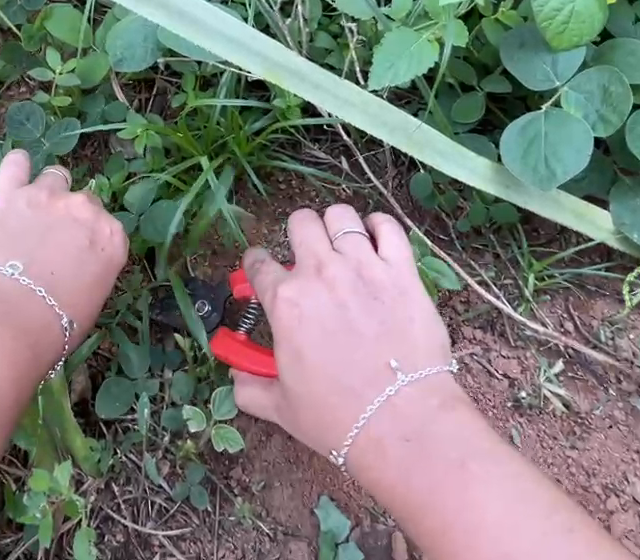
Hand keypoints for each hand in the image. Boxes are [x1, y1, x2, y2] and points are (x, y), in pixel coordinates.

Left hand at [0, 151, 127, 368]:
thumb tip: (77, 269)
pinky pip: (16, 164)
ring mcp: (47, 196)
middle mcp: (85, 210)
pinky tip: (15, 170)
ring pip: (56, 176)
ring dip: (48, 191)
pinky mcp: (9, 194)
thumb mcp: (89, 304)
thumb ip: (92, 272)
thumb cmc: (51, 329)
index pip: (108, 229)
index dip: (90, 242)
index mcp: (112, 239)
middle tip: (51, 242)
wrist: (3, 323)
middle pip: (84, 201)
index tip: (77, 255)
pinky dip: (17, 165)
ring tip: (33, 211)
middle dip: (71, 218)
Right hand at [231, 206, 469, 471]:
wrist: (403, 425)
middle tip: (308, 255)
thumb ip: (250, 387)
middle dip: (299, 234)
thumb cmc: (339, 419)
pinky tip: (376, 240)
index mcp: (285, 301)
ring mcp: (363, 267)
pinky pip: (388, 227)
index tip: (262, 270)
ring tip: (342, 244)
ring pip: (341, 215)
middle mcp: (320, 273)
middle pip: (300, 221)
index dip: (256, 264)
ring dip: (337, 226)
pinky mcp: (401, 271)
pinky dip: (379, 227)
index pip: (257, 262)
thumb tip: (235, 377)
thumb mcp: (282, 408)